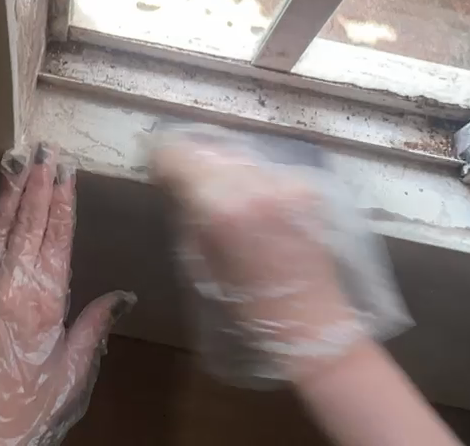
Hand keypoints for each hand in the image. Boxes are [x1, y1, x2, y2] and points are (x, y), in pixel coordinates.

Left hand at [0, 144, 134, 445]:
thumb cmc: (18, 417)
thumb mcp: (67, 378)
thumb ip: (94, 329)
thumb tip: (123, 297)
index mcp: (42, 297)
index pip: (57, 232)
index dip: (63, 195)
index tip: (66, 165)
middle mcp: (6, 280)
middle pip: (26, 217)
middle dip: (36, 179)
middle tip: (42, 146)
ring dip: (5, 186)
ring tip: (13, 155)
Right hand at [151, 128, 362, 379]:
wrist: (311, 323)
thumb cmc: (243, 307)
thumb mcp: (195, 264)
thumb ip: (183, 213)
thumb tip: (172, 179)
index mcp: (221, 207)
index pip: (176, 151)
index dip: (162, 159)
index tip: (158, 171)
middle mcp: (255, 183)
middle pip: (207, 146)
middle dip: (193, 163)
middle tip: (186, 186)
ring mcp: (285, 180)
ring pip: (236, 152)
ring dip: (222, 169)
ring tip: (221, 196)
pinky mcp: (305, 183)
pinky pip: (263, 167)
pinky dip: (251, 179)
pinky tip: (252, 205)